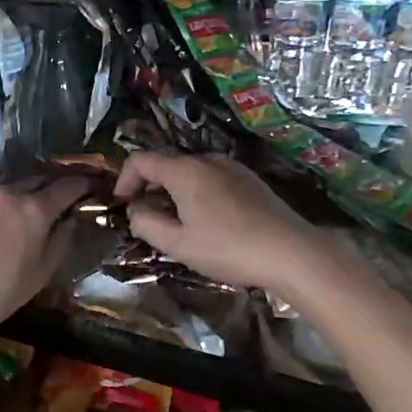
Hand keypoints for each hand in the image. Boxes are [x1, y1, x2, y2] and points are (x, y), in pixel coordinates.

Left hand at [0, 175, 91, 348]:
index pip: (67, 187)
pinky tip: (3, 199)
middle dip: (55, 181)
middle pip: (40, 177)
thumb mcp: (42, 272)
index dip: (83, 184)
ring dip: (28, 183)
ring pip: (13, 178)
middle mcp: (11, 192)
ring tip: (32, 193)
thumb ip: (61, 240)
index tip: (91, 184)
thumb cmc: (1, 291)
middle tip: (63, 190)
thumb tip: (70, 219)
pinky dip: (3, 188)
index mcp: (36, 209)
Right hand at [114, 152, 326, 292]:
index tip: (121, 203)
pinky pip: (212, 179)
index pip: (141, 160)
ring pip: (190, 172)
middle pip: (166, 165)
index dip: (124, 179)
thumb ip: (147, 224)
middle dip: (149, 188)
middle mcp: (206, 159)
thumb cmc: (229, 248)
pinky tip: (207, 221)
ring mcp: (231, 167)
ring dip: (174, 192)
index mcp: (184, 170)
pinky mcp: (250, 180)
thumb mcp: (179, 244)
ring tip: (175, 223)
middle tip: (145, 218)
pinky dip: (197, 193)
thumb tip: (135, 211)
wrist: (291, 252)